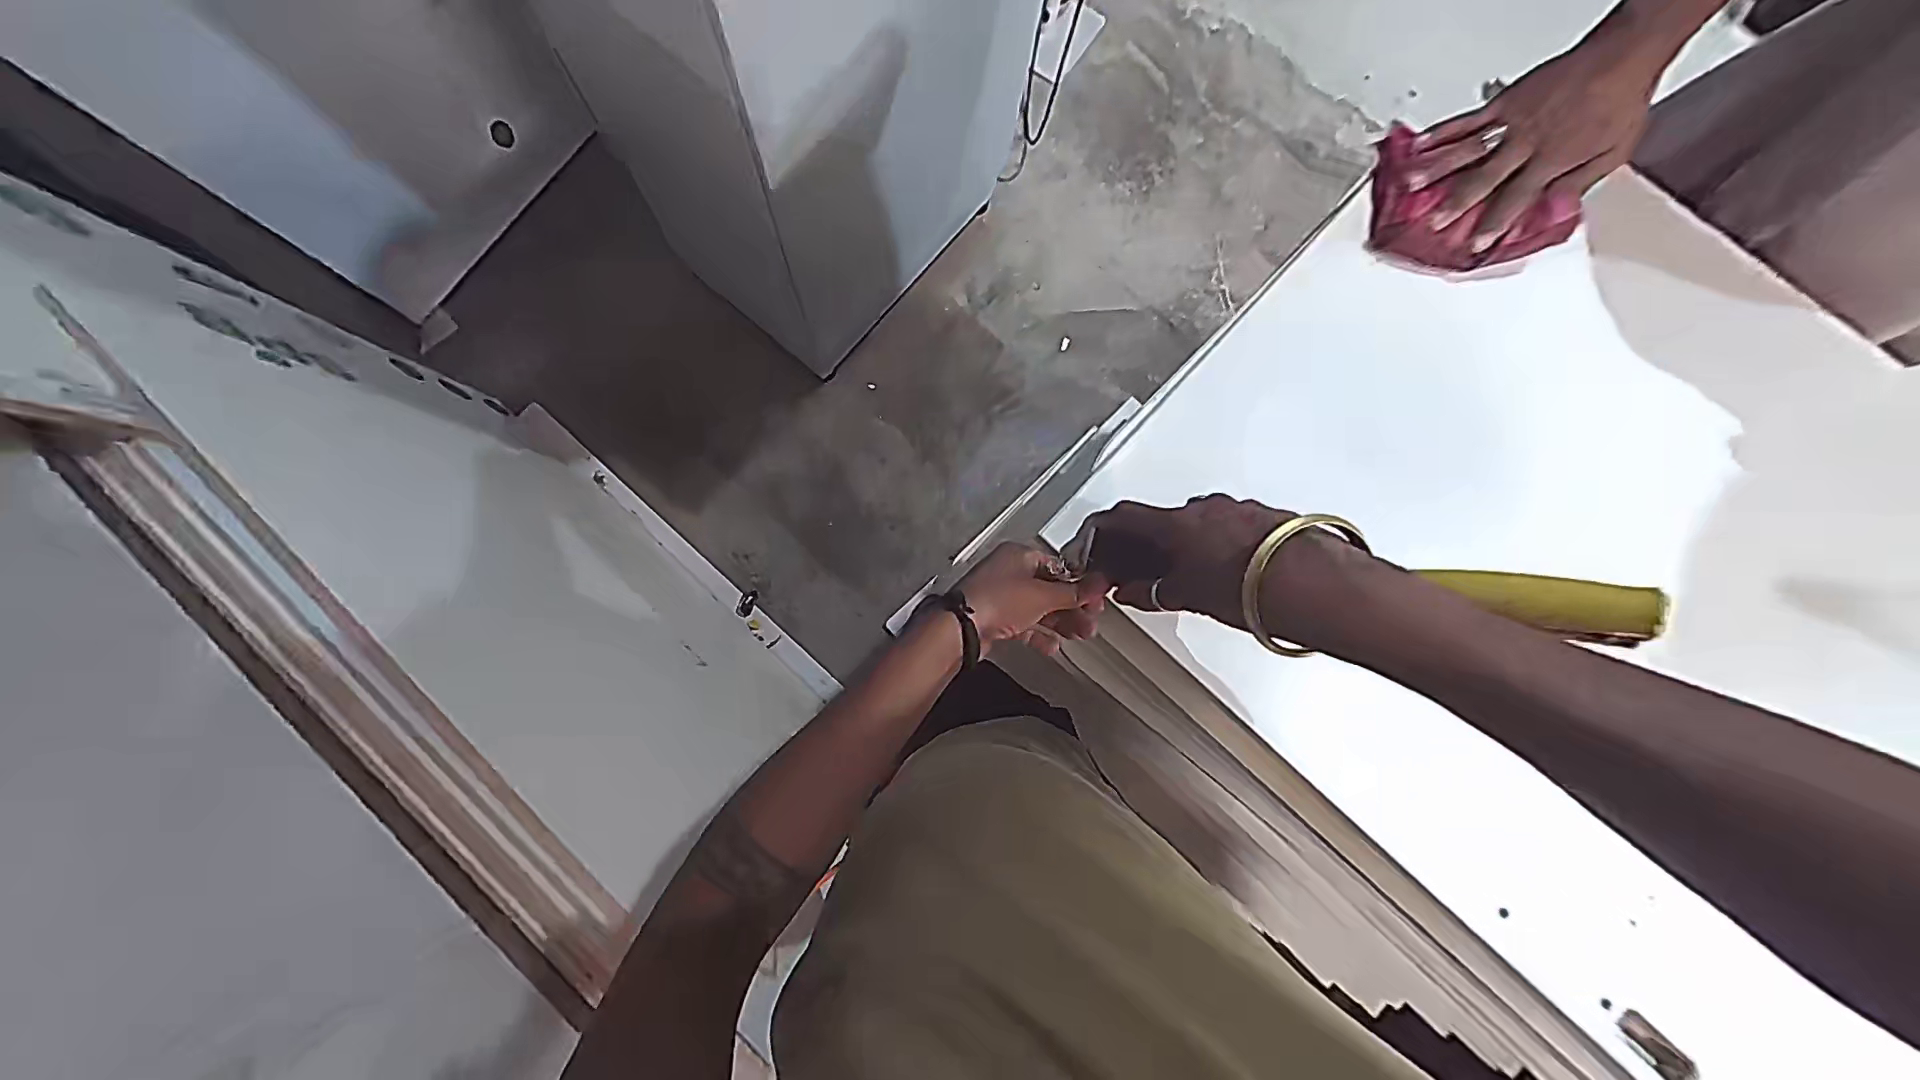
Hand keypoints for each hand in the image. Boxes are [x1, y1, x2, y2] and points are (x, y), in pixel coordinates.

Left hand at [952, 542, 1105, 655]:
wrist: (961, 629)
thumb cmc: (992, 600)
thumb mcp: (1042, 595)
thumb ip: (1073, 592)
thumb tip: (1097, 585)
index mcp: (1018, 555)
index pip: (1057, 566)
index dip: (1078, 582)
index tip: (1093, 597)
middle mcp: (1008, 573)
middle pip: (1048, 589)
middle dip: (1072, 607)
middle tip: (1089, 620)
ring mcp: (1000, 597)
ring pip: (1037, 609)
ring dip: (1060, 622)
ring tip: (1079, 634)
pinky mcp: (994, 618)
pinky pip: (1023, 625)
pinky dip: (1039, 635)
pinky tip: (1051, 645)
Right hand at [1067, 495, 1362, 636]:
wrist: (1319, 586)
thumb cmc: (1257, 589)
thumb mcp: (1189, 596)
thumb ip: (1154, 590)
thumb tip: (1139, 591)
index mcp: (1178, 523)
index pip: (1121, 517)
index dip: (1099, 533)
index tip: (1092, 546)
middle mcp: (1206, 509)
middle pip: (1157, 520)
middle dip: (1140, 545)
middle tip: (1135, 570)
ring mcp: (1238, 510)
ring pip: (1192, 524)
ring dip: (1178, 546)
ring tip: (1179, 578)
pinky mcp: (1264, 519)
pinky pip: (1223, 527)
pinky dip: (1209, 546)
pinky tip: (1216, 572)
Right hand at [1409, 33, 1661, 252]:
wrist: (1628, 52)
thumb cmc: (1621, 101)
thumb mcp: (1614, 152)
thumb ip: (1578, 185)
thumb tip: (1553, 214)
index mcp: (1552, 159)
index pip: (1516, 199)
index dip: (1495, 224)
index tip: (1475, 245)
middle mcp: (1527, 142)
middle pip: (1485, 177)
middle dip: (1458, 202)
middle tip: (1434, 222)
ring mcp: (1512, 121)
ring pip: (1469, 148)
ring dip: (1437, 167)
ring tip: (1411, 183)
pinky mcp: (1505, 102)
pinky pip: (1468, 119)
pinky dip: (1441, 132)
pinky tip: (1418, 145)